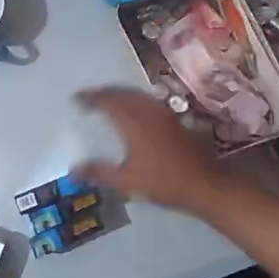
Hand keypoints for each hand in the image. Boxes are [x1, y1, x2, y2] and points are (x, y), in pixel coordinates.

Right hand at [74, 86, 231, 213]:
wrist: (206, 185)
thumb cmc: (164, 182)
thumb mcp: (127, 181)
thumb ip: (99, 173)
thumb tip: (72, 171)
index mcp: (133, 122)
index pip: (107, 101)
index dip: (90, 98)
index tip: (76, 99)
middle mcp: (147, 112)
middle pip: (121, 92)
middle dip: (103, 92)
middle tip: (89, 97)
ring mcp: (163, 113)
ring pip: (136, 95)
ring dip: (119, 94)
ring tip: (108, 100)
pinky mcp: (174, 119)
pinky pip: (148, 100)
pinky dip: (134, 99)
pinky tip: (134, 111)